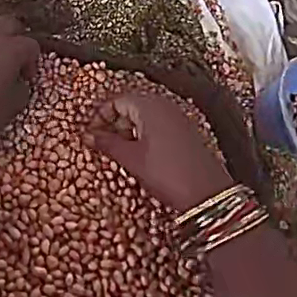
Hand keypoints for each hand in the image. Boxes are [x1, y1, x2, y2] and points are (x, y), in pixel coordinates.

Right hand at [84, 93, 232, 210]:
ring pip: (144, 115)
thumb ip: (107, 143)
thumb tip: (87, 136)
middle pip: (130, 105)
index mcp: (149, 106)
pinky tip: (139, 154)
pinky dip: (143, 134)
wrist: (208, 194)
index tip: (91, 133)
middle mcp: (164, 105)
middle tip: (102, 142)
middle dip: (113, 122)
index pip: (116, 101)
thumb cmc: (167, 173)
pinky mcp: (184, 131)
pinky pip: (157, 124)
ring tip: (119, 151)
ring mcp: (177, 117)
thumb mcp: (132, 159)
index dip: (100, 116)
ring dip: (128, 129)